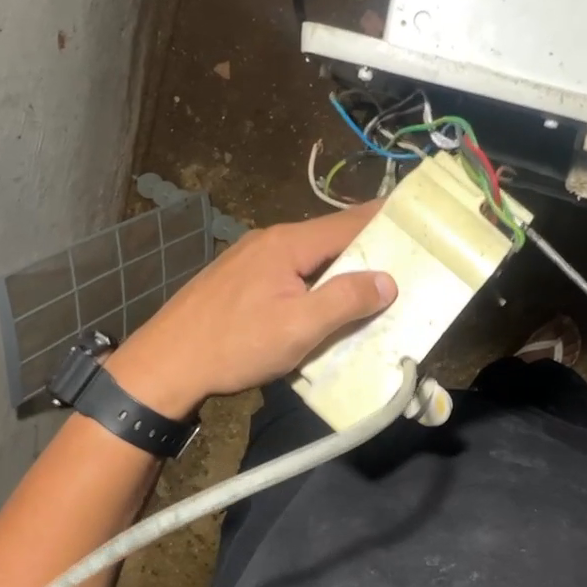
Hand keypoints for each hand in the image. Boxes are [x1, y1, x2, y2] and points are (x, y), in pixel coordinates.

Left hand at [103, 202, 395, 416]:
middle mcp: (270, 241)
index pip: (348, 222)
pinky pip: (292, 273)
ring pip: (311, 258)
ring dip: (343, 269)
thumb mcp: (299, 328)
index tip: (419, 221)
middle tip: (406, 263)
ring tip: (374, 287)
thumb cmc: (235, 346)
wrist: (167, 364)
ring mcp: (251, 259)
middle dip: (369, 249)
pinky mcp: (241, 281)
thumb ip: (345, 301)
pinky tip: (326, 303)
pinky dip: (318, 282)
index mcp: (287, 244)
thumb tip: (387, 281)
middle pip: (331, 238)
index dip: (385, 221)